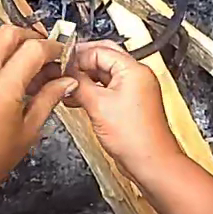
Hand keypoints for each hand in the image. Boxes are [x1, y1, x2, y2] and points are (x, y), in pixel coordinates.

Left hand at [0, 24, 77, 200]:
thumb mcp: (27, 133)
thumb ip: (48, 100)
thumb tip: (66, 82)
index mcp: (1, 89)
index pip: (32, 49)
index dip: (53, 47)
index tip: (63, 55)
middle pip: (8, 33)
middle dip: (32, 36)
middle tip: (48, 53)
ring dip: (16, 51)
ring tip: (35, 75)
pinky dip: (2, 65)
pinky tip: (15, 86)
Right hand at [65, 41, 181, 173]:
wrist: (151, 163)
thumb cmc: (135, 138)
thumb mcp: (98, 105)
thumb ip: (80, 84)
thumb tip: (66, 73)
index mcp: (133, 69)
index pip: (99, 50)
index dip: (77, 57)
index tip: (61, 64)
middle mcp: (137, 75)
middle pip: (103, 57)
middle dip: (81, 63)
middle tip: (61, 69)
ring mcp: (135, 89)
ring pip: (105, 73)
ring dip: (85, 78)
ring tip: (67, 86)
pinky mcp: (130, 103)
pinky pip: (108, 88)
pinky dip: (93, 90)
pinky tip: (78, 98)